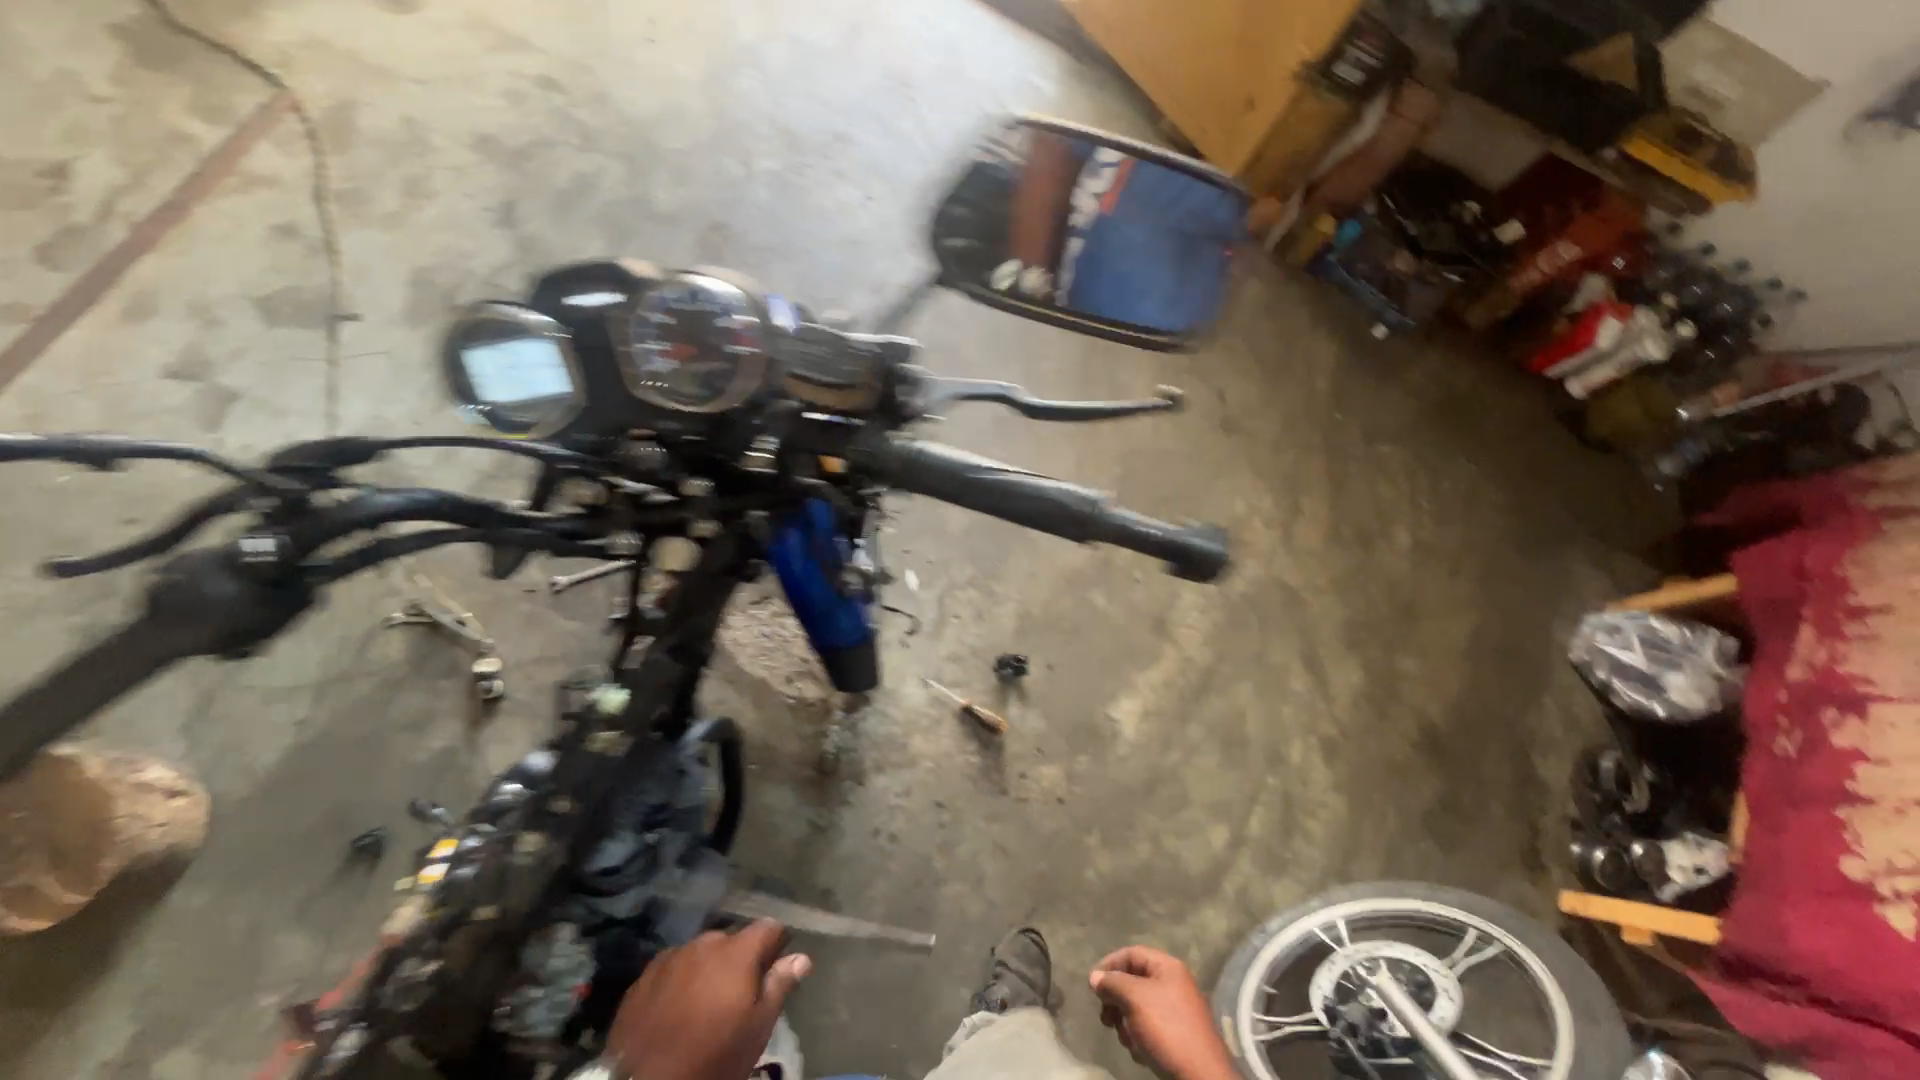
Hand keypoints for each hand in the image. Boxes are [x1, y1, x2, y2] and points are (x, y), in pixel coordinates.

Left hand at [605, 920, 811, 1079]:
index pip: (768, 926)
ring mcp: (670, 957)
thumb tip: (801, 957)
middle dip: (740, 959)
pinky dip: (681, 980)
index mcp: (737, 952)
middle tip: (739, 994)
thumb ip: (779, 986)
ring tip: (705, 1003)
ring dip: (709, 968)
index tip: (775, 966)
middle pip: (732, 940)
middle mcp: (704, 943)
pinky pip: (673, 968)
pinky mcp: (643, 977)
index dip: (776, 943)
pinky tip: (676, 1009)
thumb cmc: (713, 1057)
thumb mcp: (757, 1028)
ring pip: (700, 953)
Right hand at [1089, 946, 1237, 1079]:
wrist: (1200, 1074)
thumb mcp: (1135, 998)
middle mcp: (1172, 984)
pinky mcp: (1174, 1034)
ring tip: (1127, 1038)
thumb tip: (1095, 977)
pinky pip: (1147, 1028)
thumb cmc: (1166, 1027)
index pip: (1131, 954)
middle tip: (1106, 1018)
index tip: (1092, 984)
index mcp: (1167, 967)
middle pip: (1132, 982)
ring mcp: (1174, 1010)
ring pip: (1136, 1008)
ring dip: (1125, 1023)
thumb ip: (1112, 983)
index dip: (1109, 964)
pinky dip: (1139, 1038)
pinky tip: (1141, 1051)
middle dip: (1116, 1000)